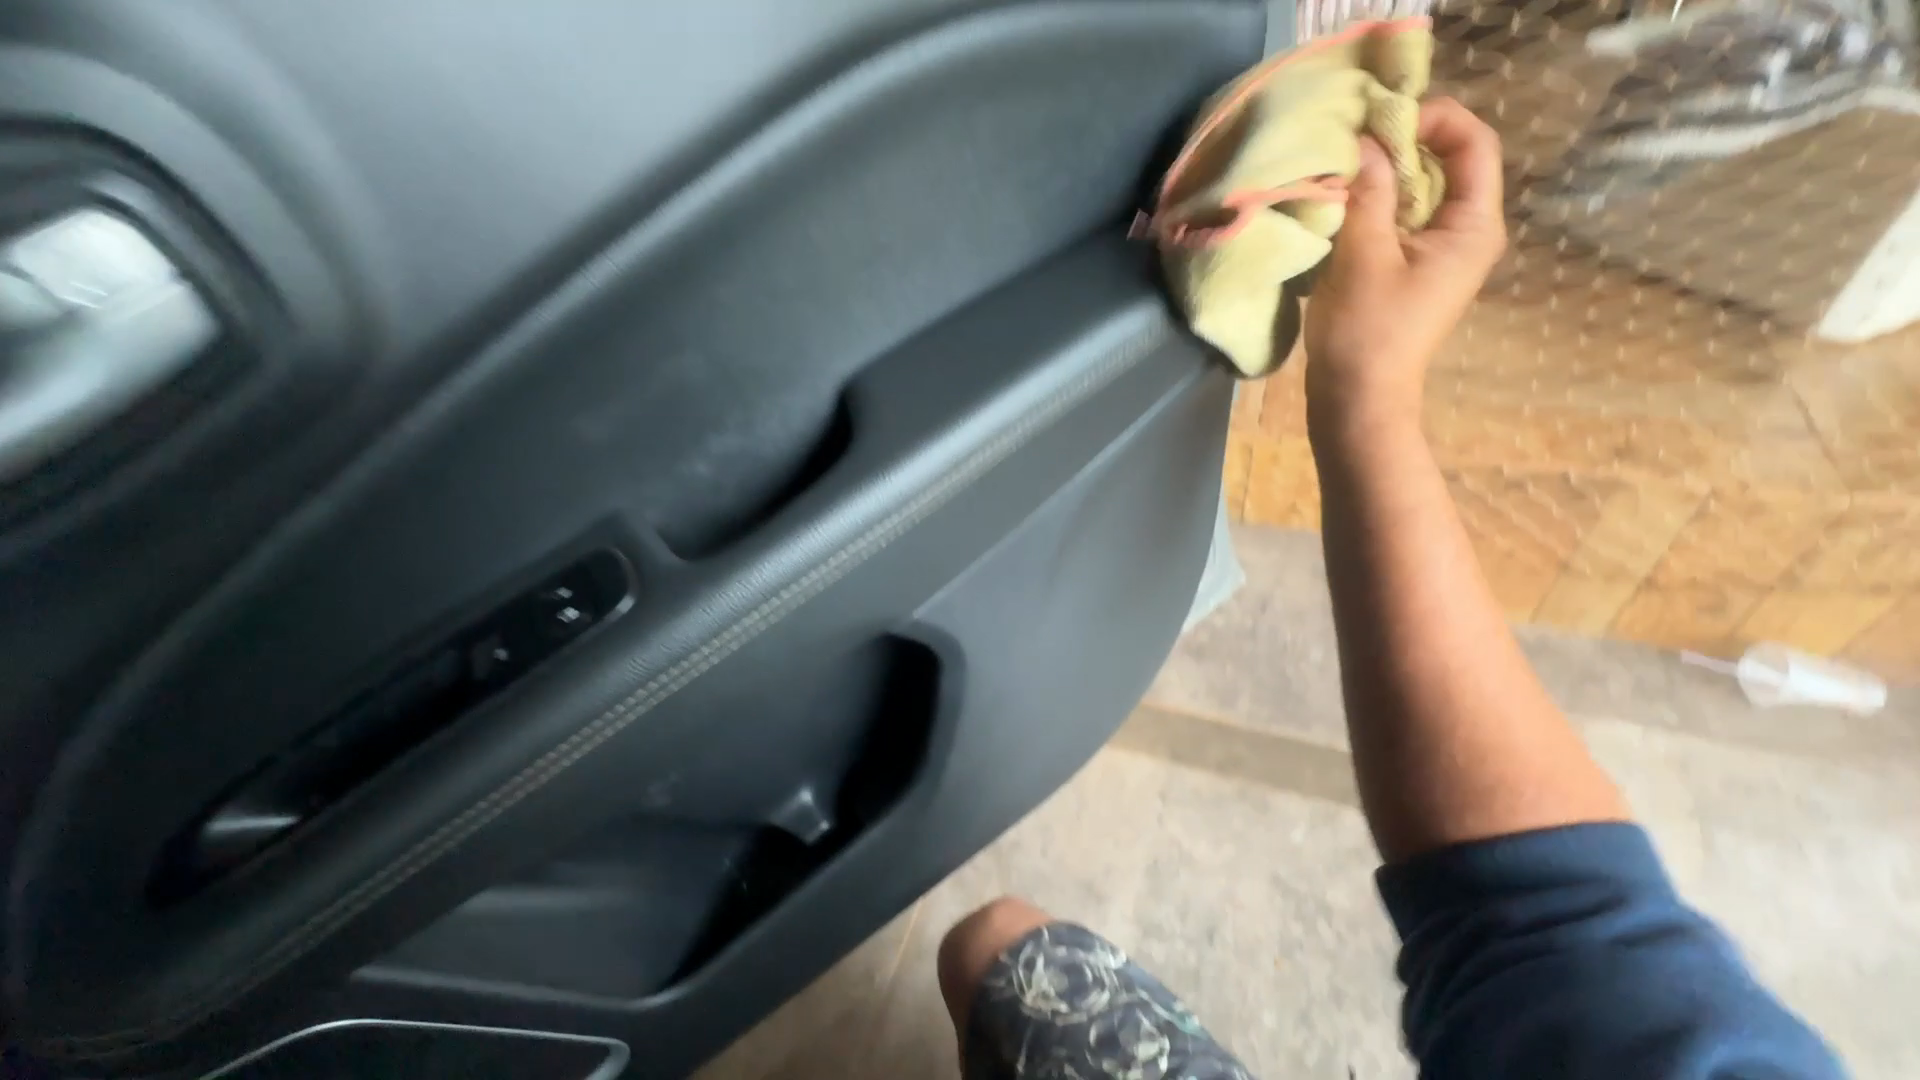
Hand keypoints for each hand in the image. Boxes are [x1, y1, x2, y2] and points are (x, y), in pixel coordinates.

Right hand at [1303, 98, 1506, 437]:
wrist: (1357, 398)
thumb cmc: (1367, 332)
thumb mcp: (1364, 256)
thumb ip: (1370, 193)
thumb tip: (1366, 140)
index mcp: (1474, 226)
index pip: (1474, 143)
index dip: (1432, 119)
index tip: (1379, 123)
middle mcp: (1467, 232)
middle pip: (1446, 162)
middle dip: (1400, 147)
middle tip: (1350, 145)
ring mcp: (1440, 253)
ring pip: (1418, 191)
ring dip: (1381, 178)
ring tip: (1339, 175)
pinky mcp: (1412, 269)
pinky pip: (1400, 219)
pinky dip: (1373, 206)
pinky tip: (1340, 210)